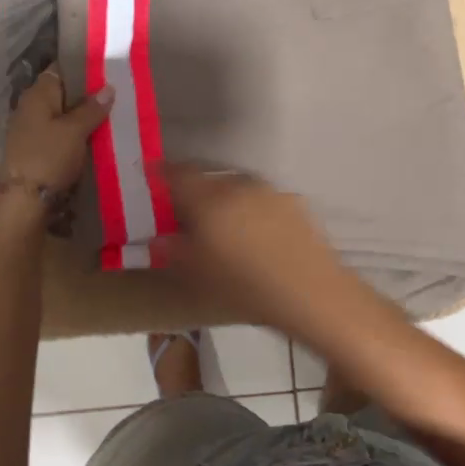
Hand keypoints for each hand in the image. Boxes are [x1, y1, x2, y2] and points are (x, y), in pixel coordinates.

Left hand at [0, 69, 111, 192]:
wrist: (23, 200)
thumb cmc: (48, 157)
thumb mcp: (75, 131)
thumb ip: (91, 109)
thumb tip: (108, 87)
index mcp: (38, 94)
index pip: (60, 70)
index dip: (82, 69)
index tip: (106, 70)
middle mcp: (30, 106)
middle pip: (62, 93)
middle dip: (86, 95)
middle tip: (116, 95)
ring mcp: (30, 129)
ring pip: (62, 115)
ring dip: (82, 117)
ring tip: (111, 116)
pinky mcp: (34, 149)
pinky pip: (59, 133)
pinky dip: (75, 134)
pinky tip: (94, 138)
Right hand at [158, 164, 352, 331]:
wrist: (311, 293)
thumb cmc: (245, 287)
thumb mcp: (197, 274)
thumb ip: (173, 249)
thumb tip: (160, 235)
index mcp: (208, 199)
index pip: (177, 172)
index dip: (162, 173)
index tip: (153, 178)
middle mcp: (237, 185)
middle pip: (208, 178)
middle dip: (195, 190)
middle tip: (188, 211)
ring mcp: (269, 191)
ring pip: (236, 186)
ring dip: (225, 198)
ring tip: (224, 224)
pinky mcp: (293, 202)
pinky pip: (261, 198)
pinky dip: (251, 208)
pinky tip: (255, 234)